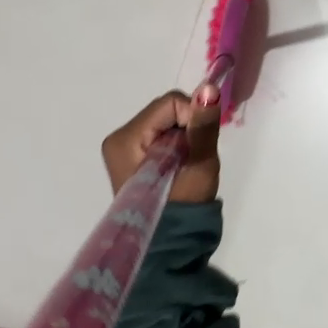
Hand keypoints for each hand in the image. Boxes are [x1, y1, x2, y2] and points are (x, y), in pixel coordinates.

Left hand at [101, 84, 221, 203]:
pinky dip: (176, 142)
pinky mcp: (130, 153)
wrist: (170, 239)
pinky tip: (178, 163)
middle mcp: (118, 137)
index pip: (172, 102)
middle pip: (167, 109)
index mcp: (126, 138)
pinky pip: (161, 131)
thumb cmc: (185, 202)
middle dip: (187, 126)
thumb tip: (208, 88)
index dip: (194, 118)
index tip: (197, 146)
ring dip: (184, 134)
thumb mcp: (199, 162)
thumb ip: (203, 125)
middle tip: (192, 156)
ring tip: (186, 162)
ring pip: (166, 119)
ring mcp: (122, 146)